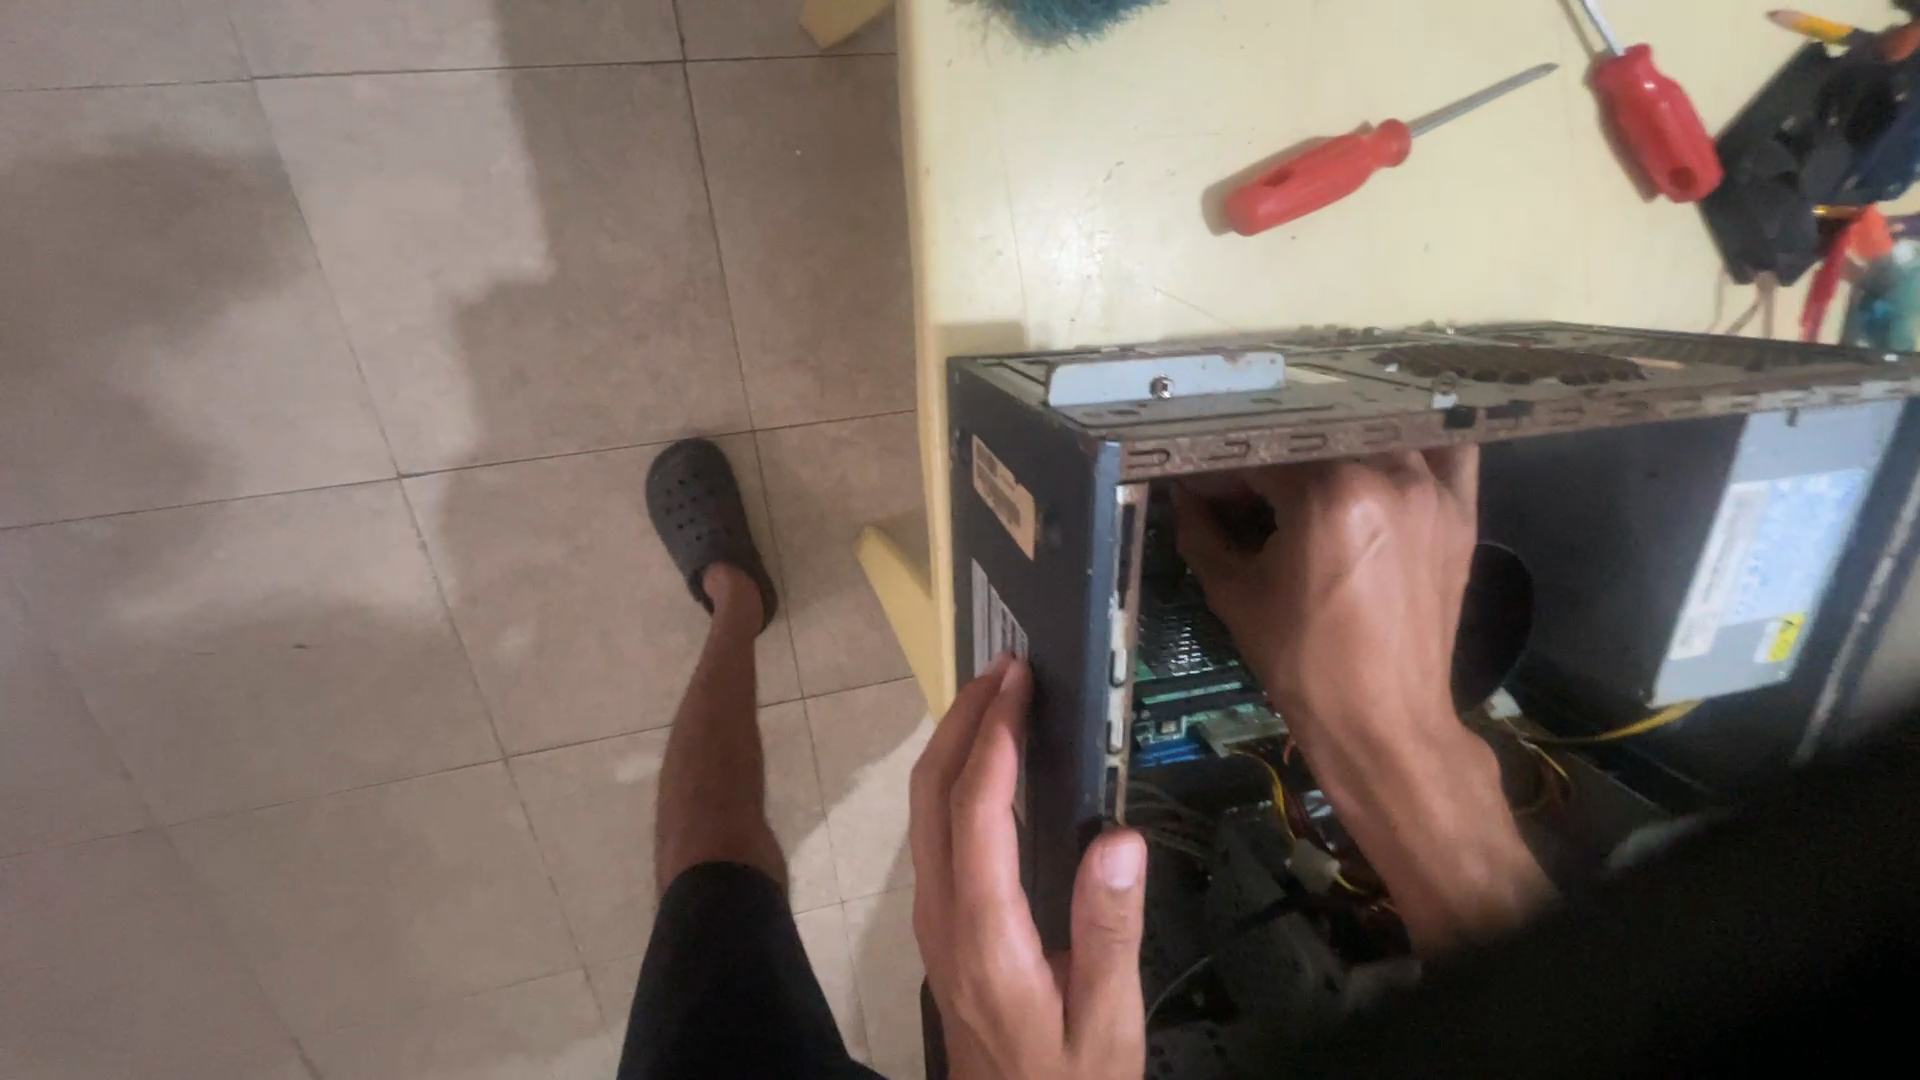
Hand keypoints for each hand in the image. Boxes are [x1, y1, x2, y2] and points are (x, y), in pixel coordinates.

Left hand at [909, 656, 1147, 1079]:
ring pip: (924, 803)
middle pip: (931, 790)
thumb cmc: (1064, 1078)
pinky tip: (989, 758)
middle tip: (1004, 669)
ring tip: (997, 696)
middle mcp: (940, 907)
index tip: (1019, 682)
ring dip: (955, 739)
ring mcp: (931, 909)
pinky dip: (955, 772)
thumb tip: (1119, 837)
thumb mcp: (1106, 1026)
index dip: (994, 737)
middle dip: (963, 719)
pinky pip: (934, 822)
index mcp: (982, 930)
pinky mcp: (938, 913)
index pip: (976, 809)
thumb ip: (1109, 933)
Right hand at [1174, 449, 1476, 734]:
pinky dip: (1409, 445)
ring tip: (1302, 481)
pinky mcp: (1461, 511)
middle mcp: (1387, 475)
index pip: (1259, 459)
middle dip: (1268, 463)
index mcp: (1328, 495)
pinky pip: (1444, 451)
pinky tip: (1379, 460)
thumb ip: (1201, 532)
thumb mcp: (1234, 593)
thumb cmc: (1299, 659)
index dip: (1220, 474)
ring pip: (1370, 437)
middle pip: (1311, 443)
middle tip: (1242, 494)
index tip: (1199, 491)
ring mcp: (1432, 489)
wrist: (1381, 718)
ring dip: (1328, 452)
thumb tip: (1182, 496)